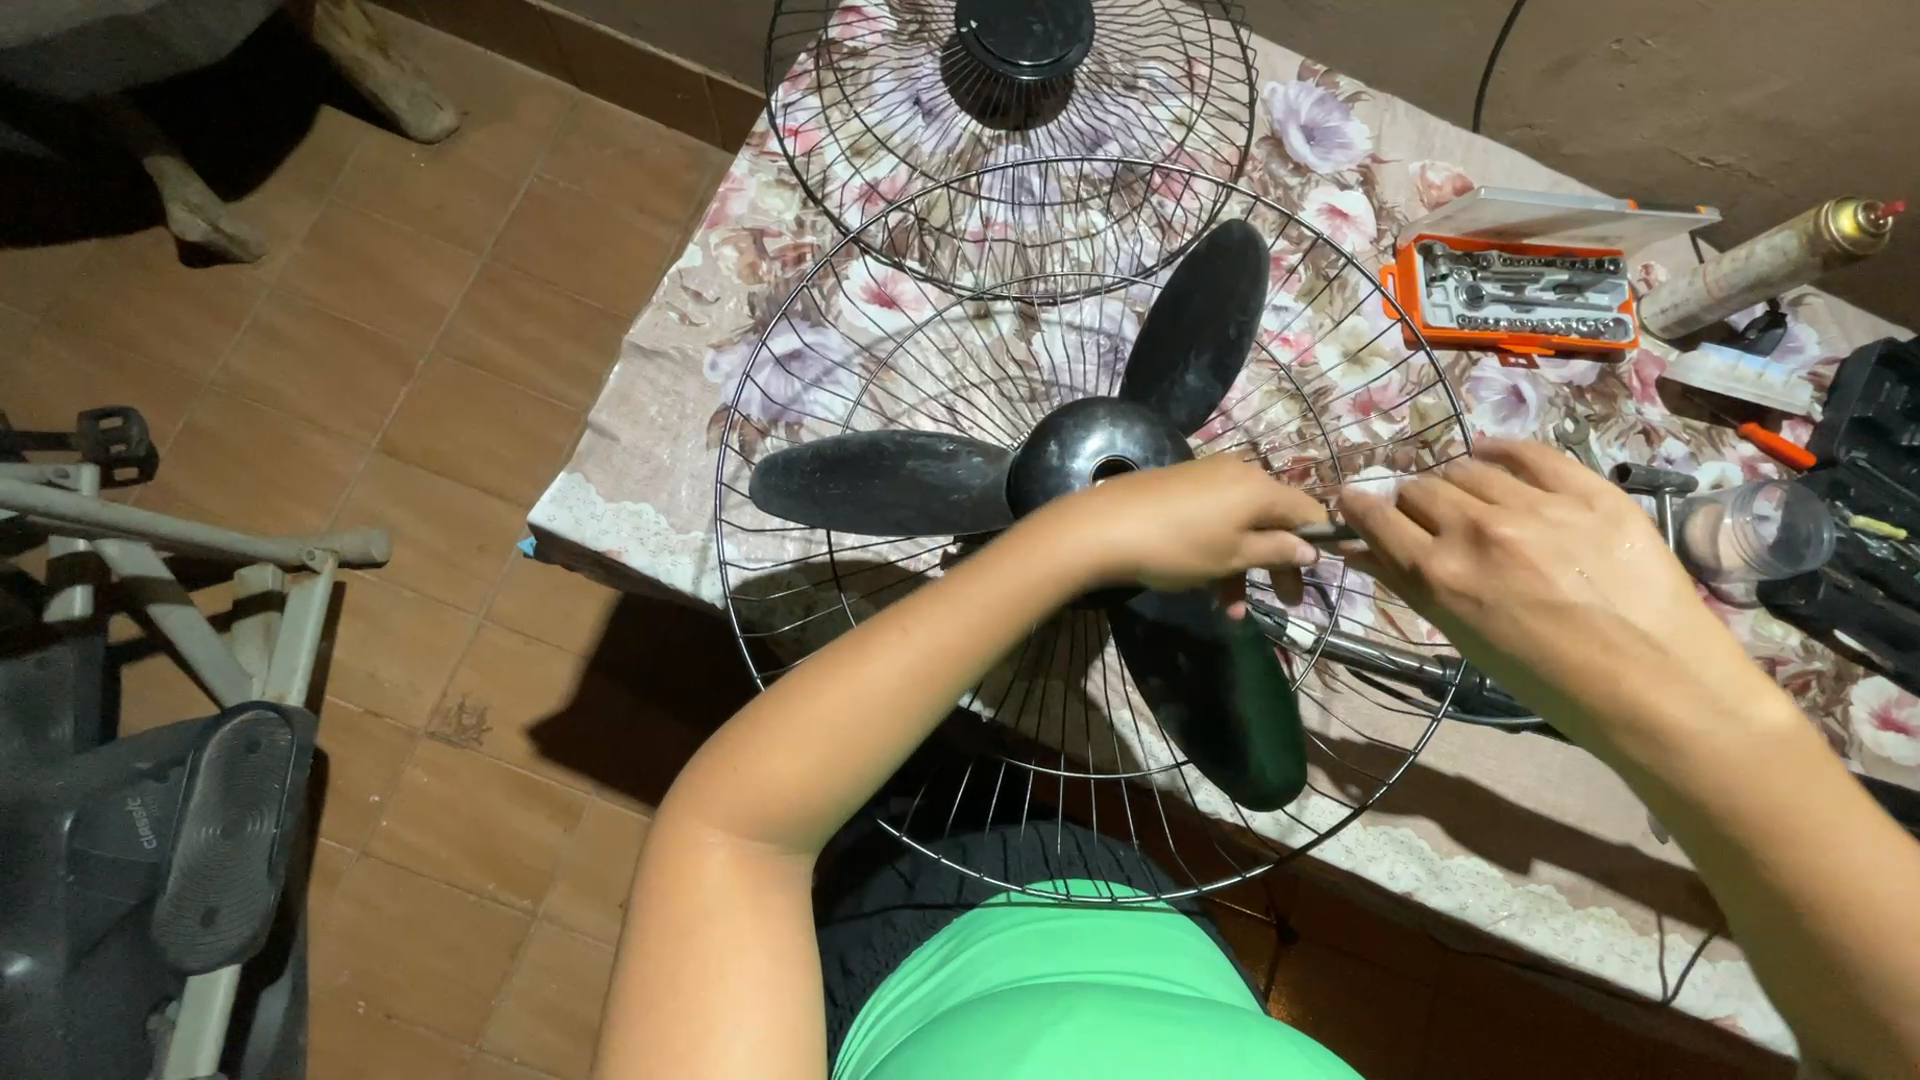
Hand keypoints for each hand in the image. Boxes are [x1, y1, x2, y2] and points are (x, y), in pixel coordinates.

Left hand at [1042, 453, 1327, 597]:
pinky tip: (1204, 585)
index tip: (1311, 576)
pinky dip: (1216, 551)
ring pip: (1239, 526)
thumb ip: (1275, 551)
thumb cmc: (1177, 547)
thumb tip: (1309, 547)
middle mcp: (1237, 474)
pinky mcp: (1178, 487)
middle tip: (1286, 601)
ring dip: (1242, 569)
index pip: (1308, 511)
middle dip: (1278, 564)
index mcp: (1260, 487)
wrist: (1101, 529)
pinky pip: (1212, 519)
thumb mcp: (1232, 557)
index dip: (1315, 544)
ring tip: (1230, 612)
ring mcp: (1205, 478)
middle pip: (1273, 519)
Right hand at [1336, 439, 1770, 745]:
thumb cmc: (1542, 675)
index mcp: (1440, 574)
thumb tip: (1356, 549)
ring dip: (1454, 483)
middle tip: (1427, 522)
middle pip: (1418, 488)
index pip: (1376, 517)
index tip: (1352, 504)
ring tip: (1469, 501)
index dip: (1357, 507)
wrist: (1654, 685)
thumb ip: (1405, 583)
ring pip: (1465, 468)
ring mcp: (1537, 507)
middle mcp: (1479, 531)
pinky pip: (1528, 452)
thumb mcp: (1460, 634)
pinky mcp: (1591, 493)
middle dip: (1411, 504)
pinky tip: (1491, 457)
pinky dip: (1499, 451)